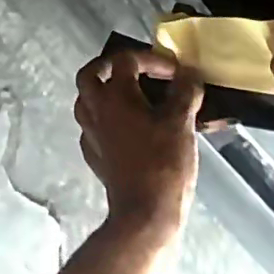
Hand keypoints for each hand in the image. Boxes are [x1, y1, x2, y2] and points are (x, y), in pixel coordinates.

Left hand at [74, 47, 204, 240]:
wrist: (144, 214)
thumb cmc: (163, 163)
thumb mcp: (181, 124)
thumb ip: (184, 93)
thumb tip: (188, 73)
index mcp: (115, 94)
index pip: (125, 60)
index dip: (150, 58)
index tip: (174, 71)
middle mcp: (96, 108)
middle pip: (90, 74)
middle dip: (108, 65)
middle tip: (131, 70)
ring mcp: (90, 132)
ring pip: (85, 100)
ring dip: (102, 92)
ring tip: (125, 97)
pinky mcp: (94, 155)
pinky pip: (92, 128)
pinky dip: (104, 121)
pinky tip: (121, 129)